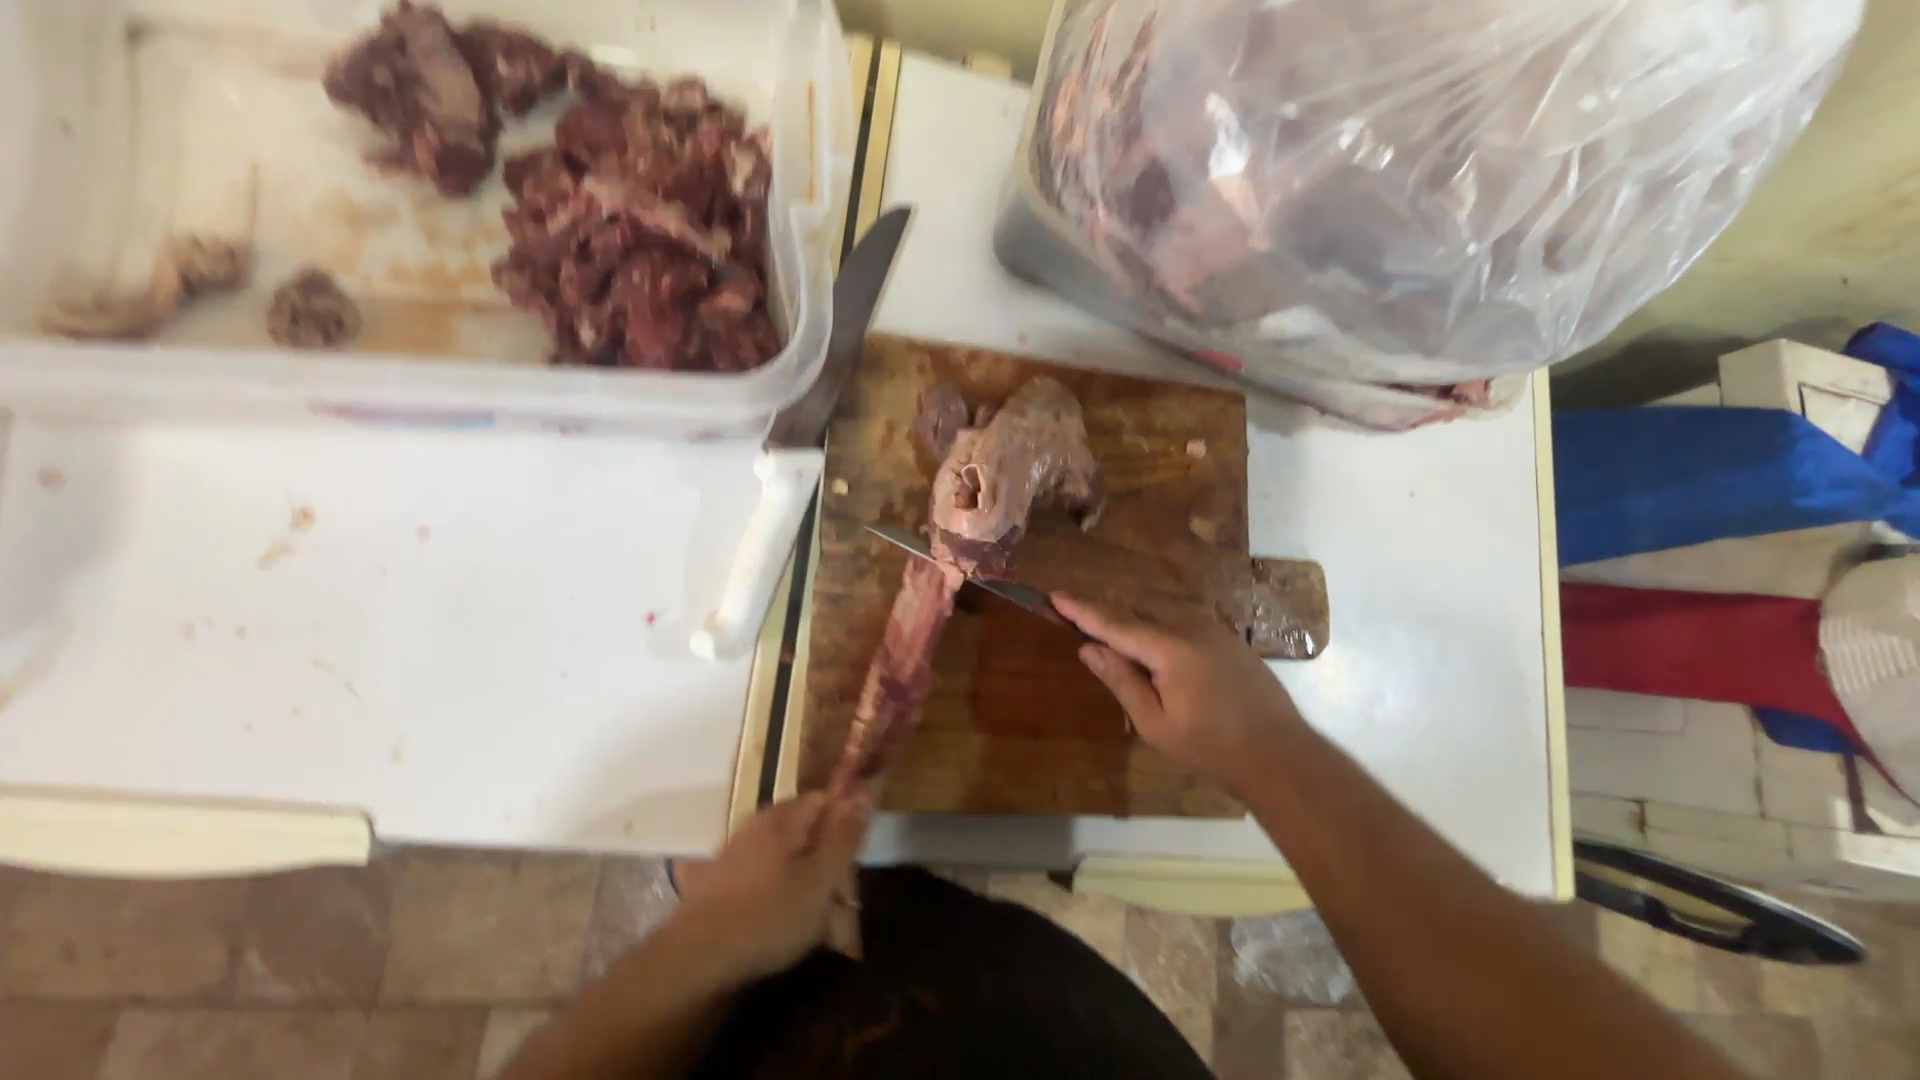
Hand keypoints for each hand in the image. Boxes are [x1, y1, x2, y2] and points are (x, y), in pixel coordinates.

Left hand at [666, 791, 871, 981]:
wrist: (696, 958)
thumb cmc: (770, 917)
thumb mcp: (822, 880)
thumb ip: (845, 836)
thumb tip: (863, 792)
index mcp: (783, 818)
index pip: (824, 798)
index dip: (845, 822)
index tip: (853, 859)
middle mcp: (756, 824)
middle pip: (803, 825)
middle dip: (824, 854)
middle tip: (837, 894)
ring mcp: (733, 851)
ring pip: (781, 852)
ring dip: (800, 875)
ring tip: (810, 914)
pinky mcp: (716, 880)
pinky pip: (760, 874)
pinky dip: (775, 889)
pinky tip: (776, 918)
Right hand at [1053, 594, 1302, 793]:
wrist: (1279, 753)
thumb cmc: (1211, 746)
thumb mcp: (1155, 723)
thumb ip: (1122, 681)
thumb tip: (1089, 648)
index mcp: (1170, 648)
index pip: (1116, 624)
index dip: (1083, 611)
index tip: (1055, 595)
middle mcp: (1192, 628)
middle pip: (1137, 613)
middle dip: (1104, 612)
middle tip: (1071, 611)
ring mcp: (1215, 631)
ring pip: (1161, 616)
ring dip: (1131, 621)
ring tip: (1104, 628)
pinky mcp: (1228, 640)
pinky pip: (1182, 624)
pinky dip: (1156, 628)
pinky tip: (1149, 643)